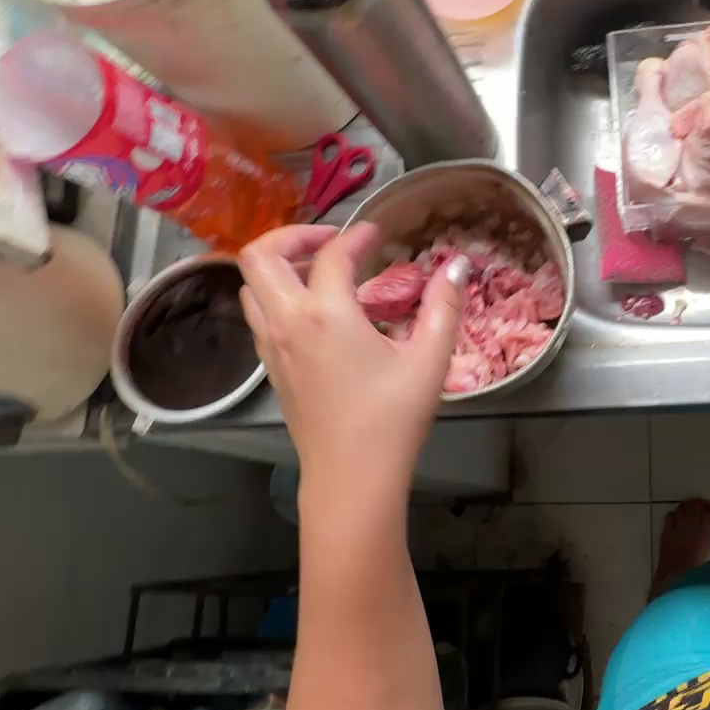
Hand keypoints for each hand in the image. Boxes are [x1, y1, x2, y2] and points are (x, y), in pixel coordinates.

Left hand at [237, 223, 467, 493]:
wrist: (351, 476)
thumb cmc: (393, 419)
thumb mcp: (429, 360)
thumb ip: (444, 306)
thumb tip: (458, 266)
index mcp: (327, 314)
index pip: (332, 255)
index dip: (356, 236)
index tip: (375, 233)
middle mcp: (288, 322)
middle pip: (259, 256)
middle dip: (291, 236)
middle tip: (329, 242)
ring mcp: (272, 346)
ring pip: (250, 286)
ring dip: (277, 267)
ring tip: (317, 272)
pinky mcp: (271, 368)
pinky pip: (257, 314)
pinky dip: (276, 295)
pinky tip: (312, 312)